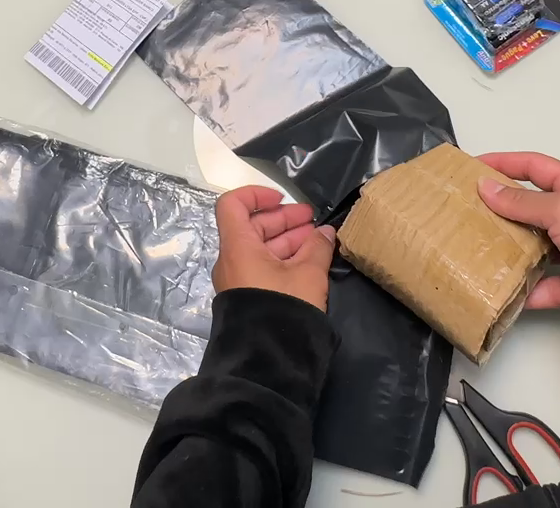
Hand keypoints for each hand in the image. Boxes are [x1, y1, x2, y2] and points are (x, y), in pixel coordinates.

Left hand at [212, 186, 336, 311]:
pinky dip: (284, 260)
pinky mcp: (248, 298)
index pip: (233, 205)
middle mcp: (232, 260)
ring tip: (318, 240)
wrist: (268, 364)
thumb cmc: (283, 309)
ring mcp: (239, 280)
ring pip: (261, 248)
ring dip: (288, 240)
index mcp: (238, 247)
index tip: (283, 198)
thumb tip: (326, 232)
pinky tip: (310, 261)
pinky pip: (263, 268)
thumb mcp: (308, 275)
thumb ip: (318, 248)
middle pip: (253, 226)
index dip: (256, 195)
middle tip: (313, 220)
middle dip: (284, 219)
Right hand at [476, 152, 559, 309]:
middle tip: (473, 213)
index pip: (535, 166)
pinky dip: (534, 290)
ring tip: (486, 252)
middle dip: (505, 210)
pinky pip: (552, 284)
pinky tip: (513, 294)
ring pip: (540, 247)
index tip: (473, 167)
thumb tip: (485, 187)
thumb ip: (522, 201)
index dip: (504, 162)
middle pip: (535, 208)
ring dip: (516, 251)